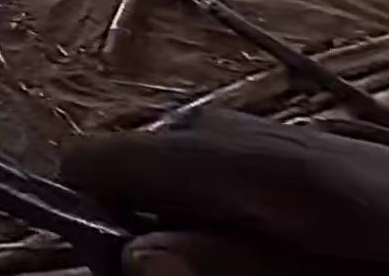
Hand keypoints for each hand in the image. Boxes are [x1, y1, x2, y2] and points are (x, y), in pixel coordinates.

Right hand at [62, 110, 388, 274]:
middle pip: (133, 165)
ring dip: (199, 219)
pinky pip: (218, 166)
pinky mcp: (286, 141)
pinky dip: (232, 207)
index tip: (133, 266)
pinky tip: (297, 247)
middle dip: (158, 221)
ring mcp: (254, 128)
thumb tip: (132, 262)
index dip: (97, 214)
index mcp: (225, 158)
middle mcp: (221, 126)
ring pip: (175, 168)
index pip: (91, 162)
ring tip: (271, 266)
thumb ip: (242, 269)